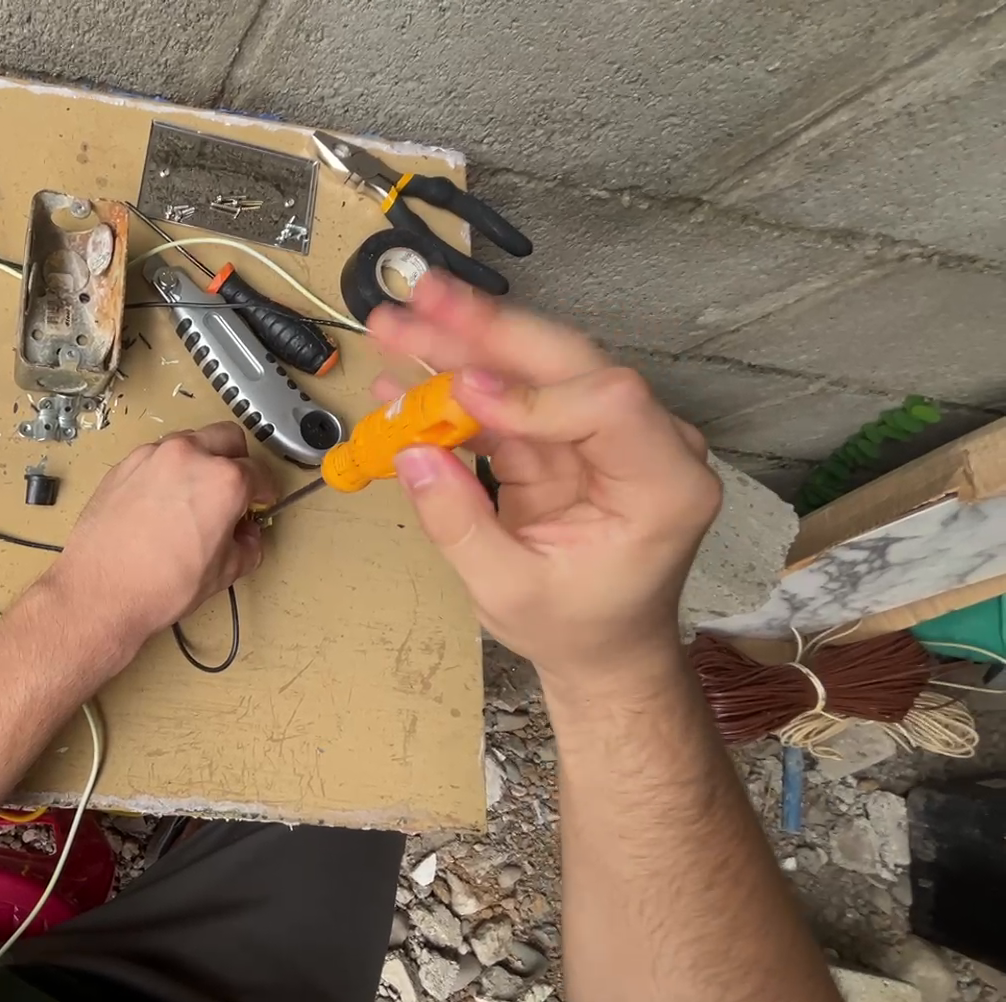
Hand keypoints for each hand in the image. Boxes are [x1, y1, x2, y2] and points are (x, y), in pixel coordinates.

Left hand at [43, 422, 275, 651]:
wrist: (101, 591)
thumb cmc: (158, 585)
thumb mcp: (223, 573)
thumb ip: (246, 547)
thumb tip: (246, 537)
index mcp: (223, 480)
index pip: (258, 473)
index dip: (263, 492)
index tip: (260, 501)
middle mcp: (188, 457)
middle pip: (226, 438)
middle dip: (236, 460)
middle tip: (233, 490)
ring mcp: (152, 456)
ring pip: (189, 441)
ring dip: (200, 459)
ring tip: (195, 493)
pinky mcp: (124, 465)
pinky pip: (156, 456)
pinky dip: (167, 469)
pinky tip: (162, 500)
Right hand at [368, 275, 721, 686]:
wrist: (600, 644)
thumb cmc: (575, 625)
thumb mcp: (510, 590)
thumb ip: (459, 524)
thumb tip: (410, 454)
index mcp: (661, 483)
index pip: (607, 404)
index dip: (531, 394)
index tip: (459, 392)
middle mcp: (636, 441)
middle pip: (564, 361)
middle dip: (487, 330)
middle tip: (422, 300)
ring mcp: (588, 435)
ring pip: (522, 370)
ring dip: (456, 344)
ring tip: (396, 321)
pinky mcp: (549, 439)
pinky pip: (495, 402)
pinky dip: (446, 386)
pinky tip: (401, 372)